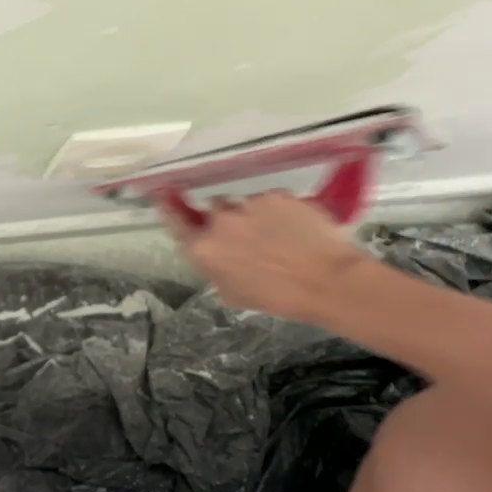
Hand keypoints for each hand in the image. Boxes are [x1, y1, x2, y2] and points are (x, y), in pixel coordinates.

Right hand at [158, 190, 372, 324]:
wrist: (329, 281)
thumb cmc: (279, 297)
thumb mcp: (233, 293)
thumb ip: (215, 269)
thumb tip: (215, 255)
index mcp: (204, 249)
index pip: (175, 221)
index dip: (168, 208)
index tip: (163, 196)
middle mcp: (220, 222)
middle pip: (213, 210)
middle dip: (224, 220)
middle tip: (247, 237)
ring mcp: (249, 204)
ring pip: (242, 204)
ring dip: (251, 215)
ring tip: (277, 235)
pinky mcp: (276, 195)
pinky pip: (269, 199)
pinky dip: (277, 210)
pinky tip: (294, 228)